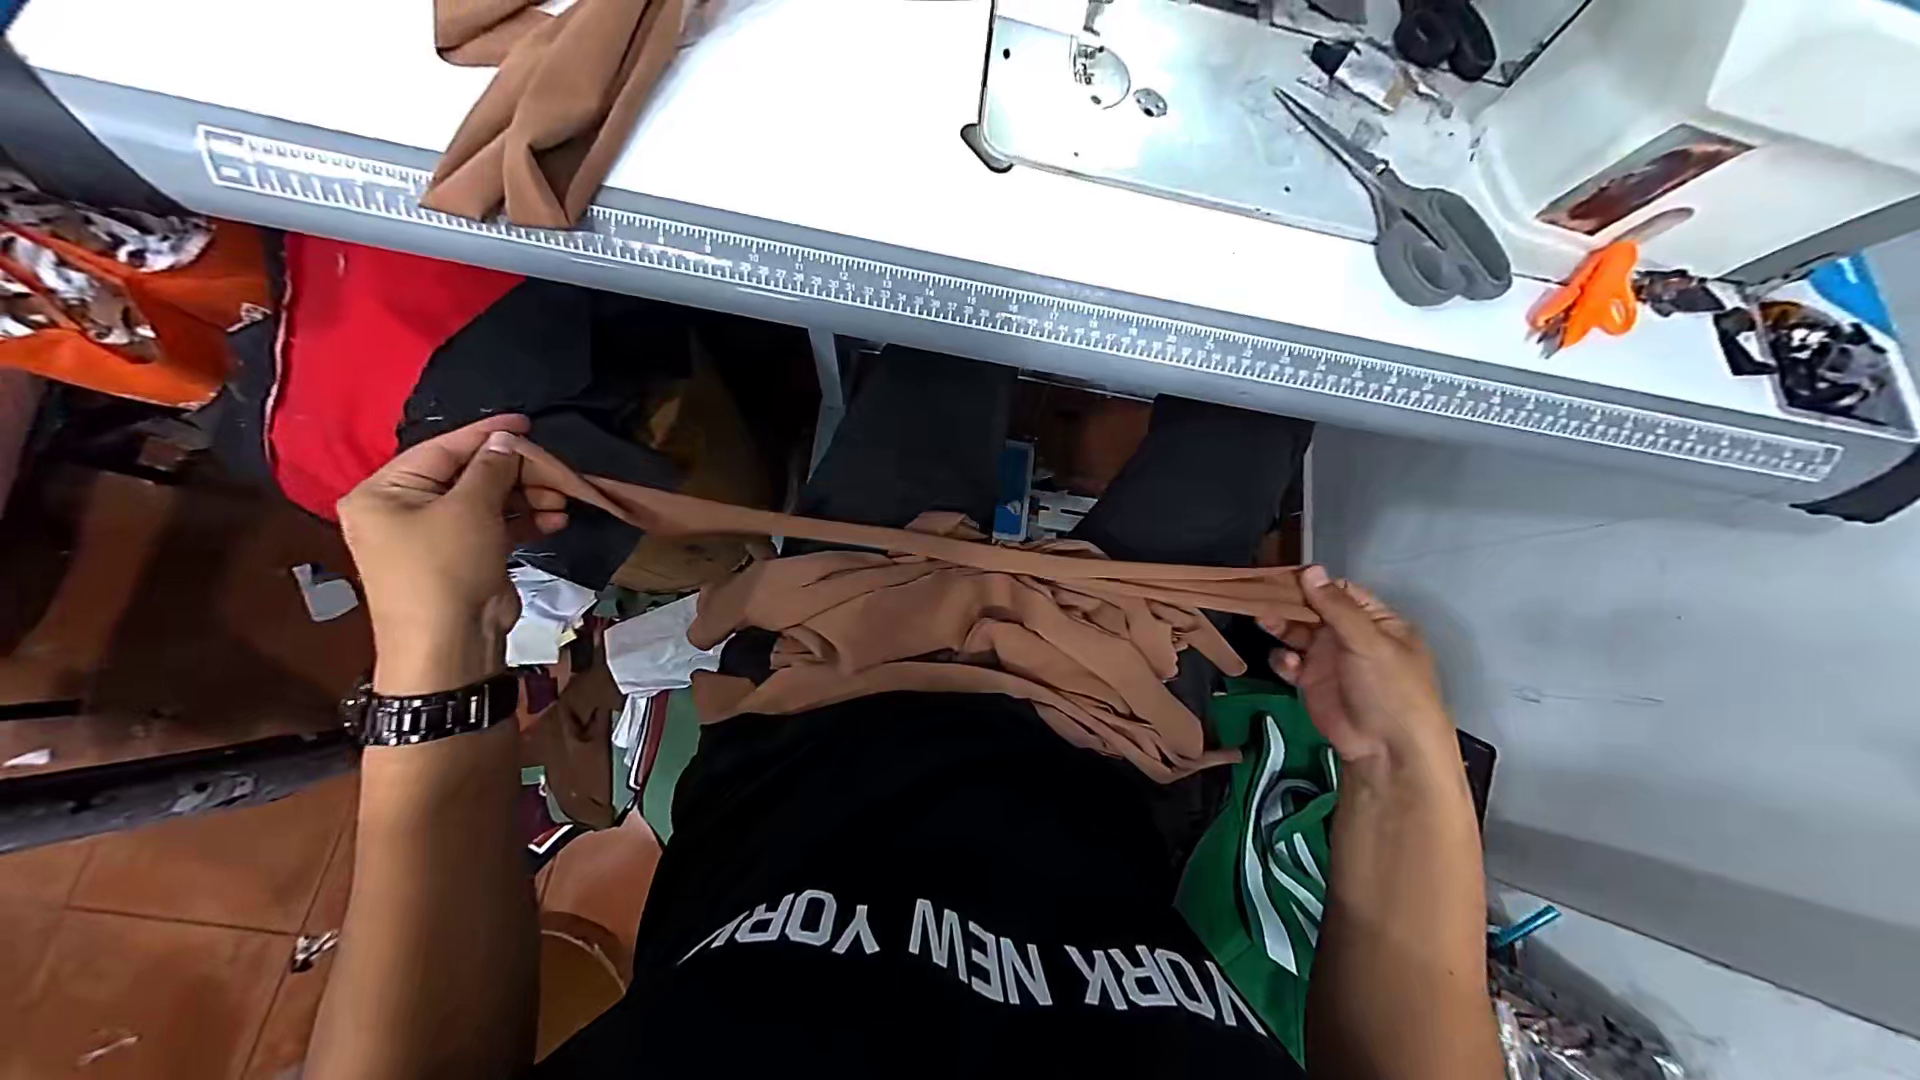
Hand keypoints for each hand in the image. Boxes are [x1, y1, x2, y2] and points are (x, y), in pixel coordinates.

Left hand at [338, 415, 568, 695]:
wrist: (451, 641)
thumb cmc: (446, 566)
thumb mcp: (469, 509)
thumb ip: (490, 468)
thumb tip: (508, 439)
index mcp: (386, 492)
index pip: (441, 449)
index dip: (486, 434)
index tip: (526, 422)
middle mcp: (405, 509)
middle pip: (468, 476)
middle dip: (516, 474)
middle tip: (555, 472)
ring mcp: (436, 535)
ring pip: (488, 502)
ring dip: (527, 499)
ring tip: (561, 501)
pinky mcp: (466, 555)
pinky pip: (497, 526)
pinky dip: (525, 521)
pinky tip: (555, 520)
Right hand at [1261, 566, 1457, 775]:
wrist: (1386, 750)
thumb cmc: (1390, 690)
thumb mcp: (1369, 643)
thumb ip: (1336, 607)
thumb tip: (1310, 570)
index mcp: (1376, 622)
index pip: (1340, 592)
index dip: (1314, 583)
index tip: (1285, 578)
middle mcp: (1350, 636)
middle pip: (1312, 610)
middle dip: (1290, 604)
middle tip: (1263, 596)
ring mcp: (1329, 659)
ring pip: (1296, 633)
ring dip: (1280, 627)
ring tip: (1265, 622)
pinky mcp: (1311, 681)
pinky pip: (1288, 662)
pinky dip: (1282, 660)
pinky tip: (1287, 664)